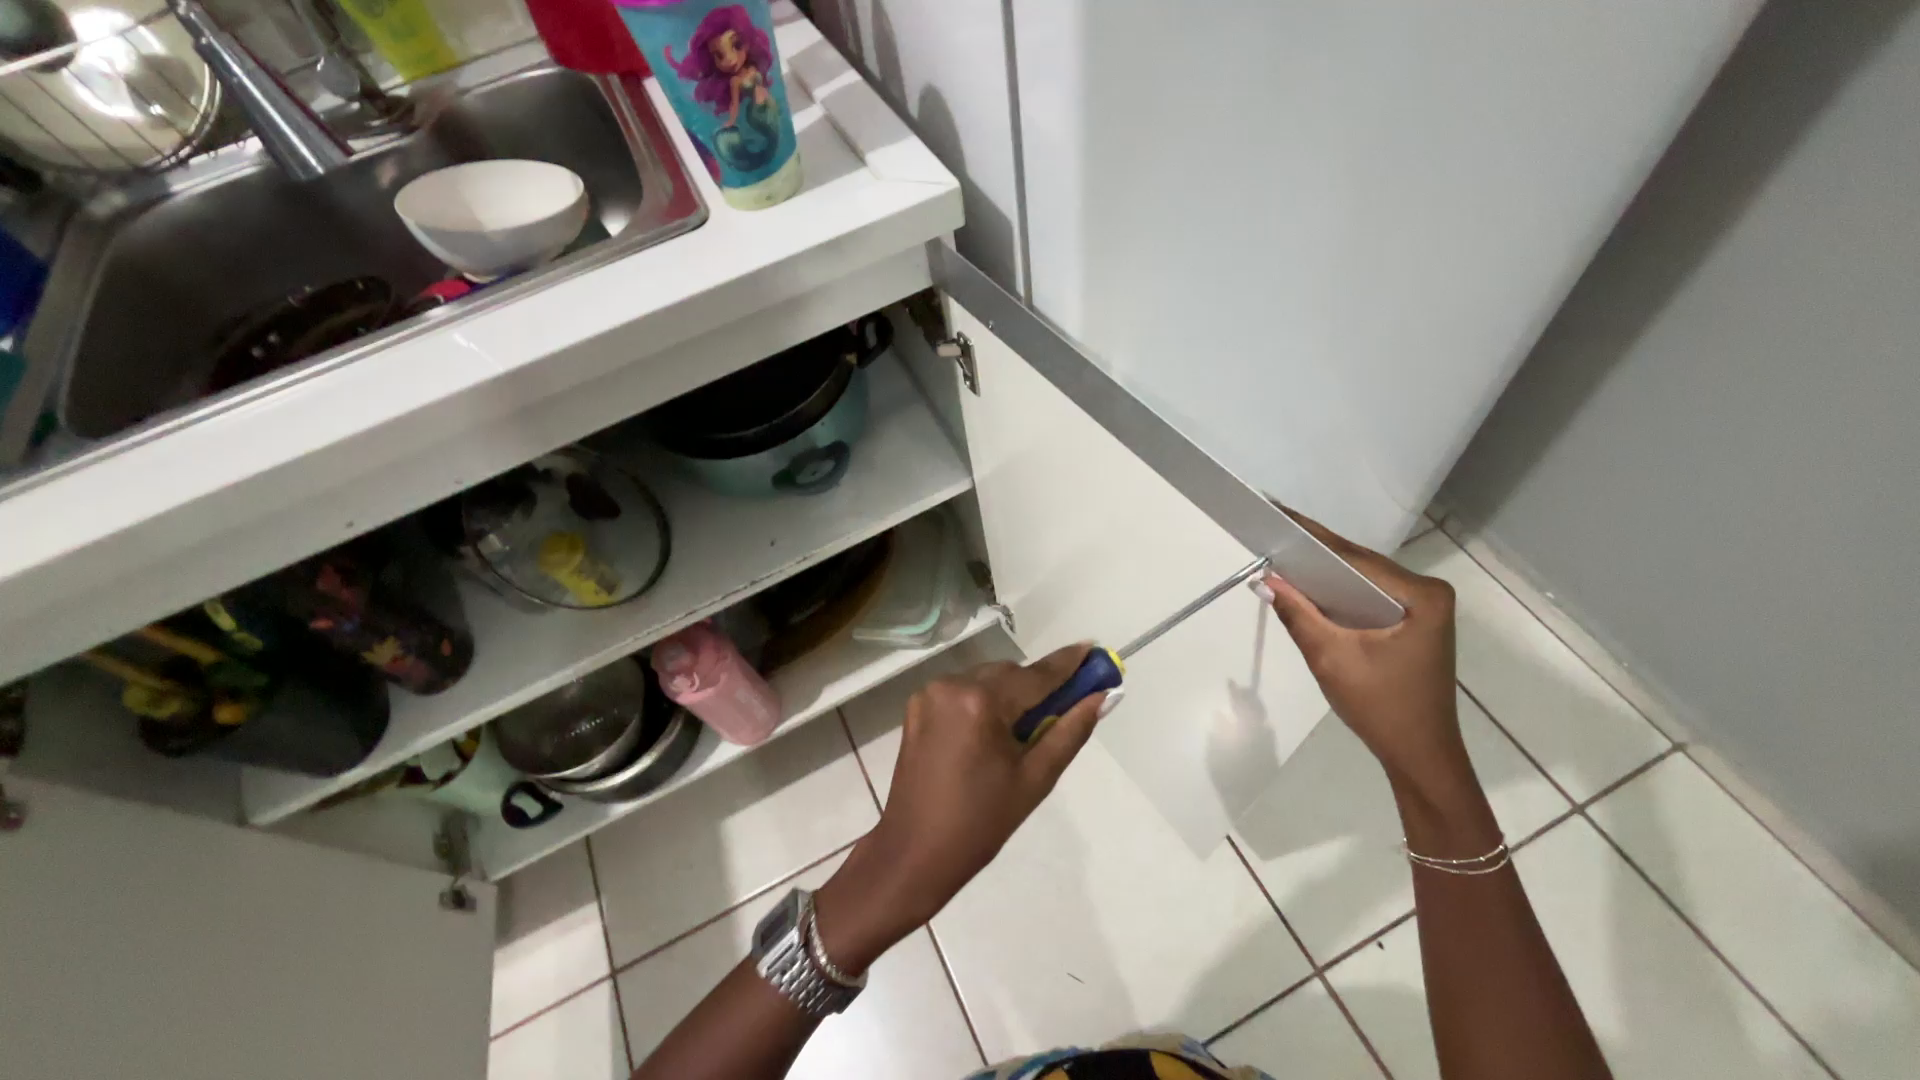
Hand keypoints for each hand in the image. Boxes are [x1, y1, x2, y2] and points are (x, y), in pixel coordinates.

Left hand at [814, 646, 1108, 971]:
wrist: (915, 851)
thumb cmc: (981, 822)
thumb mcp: (1035, 778)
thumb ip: (1070, 731)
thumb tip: (1099, 696)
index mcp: (981, 702)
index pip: (1036, 676)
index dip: (1069, 664)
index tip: (1094, 649)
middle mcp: (952, 686)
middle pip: (1009, 674)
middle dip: (1038, 687)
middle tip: (1066, 706)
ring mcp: (929, 694)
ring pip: (985, 680)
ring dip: (1009, 695)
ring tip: (1023, 732)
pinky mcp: (916, 708)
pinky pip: (962, 692)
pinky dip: (983, 703)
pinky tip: (991, 734)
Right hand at [1257, 511, 1470, 807]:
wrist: (1420, 755)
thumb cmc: (1382, 707)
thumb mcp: (1331, 658)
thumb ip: (1299, 614)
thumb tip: (1268, 578)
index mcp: (1421, 595)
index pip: (1355, 558)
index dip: (1312, 538)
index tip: (1278, 514)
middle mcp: (1428, 593)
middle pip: (1361, 564)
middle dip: (1316, 551)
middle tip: (1274, 527)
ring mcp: (1423, 608)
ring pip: (1363, 580)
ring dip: (1326, 571)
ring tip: (1283, 550)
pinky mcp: (1413, 623)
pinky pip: (1368, 597)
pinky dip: (1339, 592)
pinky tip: (1309, 585)